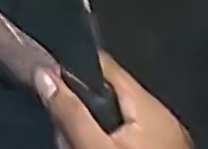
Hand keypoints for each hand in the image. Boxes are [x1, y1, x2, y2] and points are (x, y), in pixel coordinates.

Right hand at [37, 52, 191, 148]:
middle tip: (58, 126)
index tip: (48, 77)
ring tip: (70, 144)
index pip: (106, 67)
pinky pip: (128, 142)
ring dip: (91, 131)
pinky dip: (107, 145)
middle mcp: (162, 120)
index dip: (75, 69)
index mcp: (150, 107)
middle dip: (81, 108)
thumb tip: (43, 74)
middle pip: (111, 96)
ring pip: (117, 123)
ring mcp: (165, 145)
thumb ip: (70, 112)